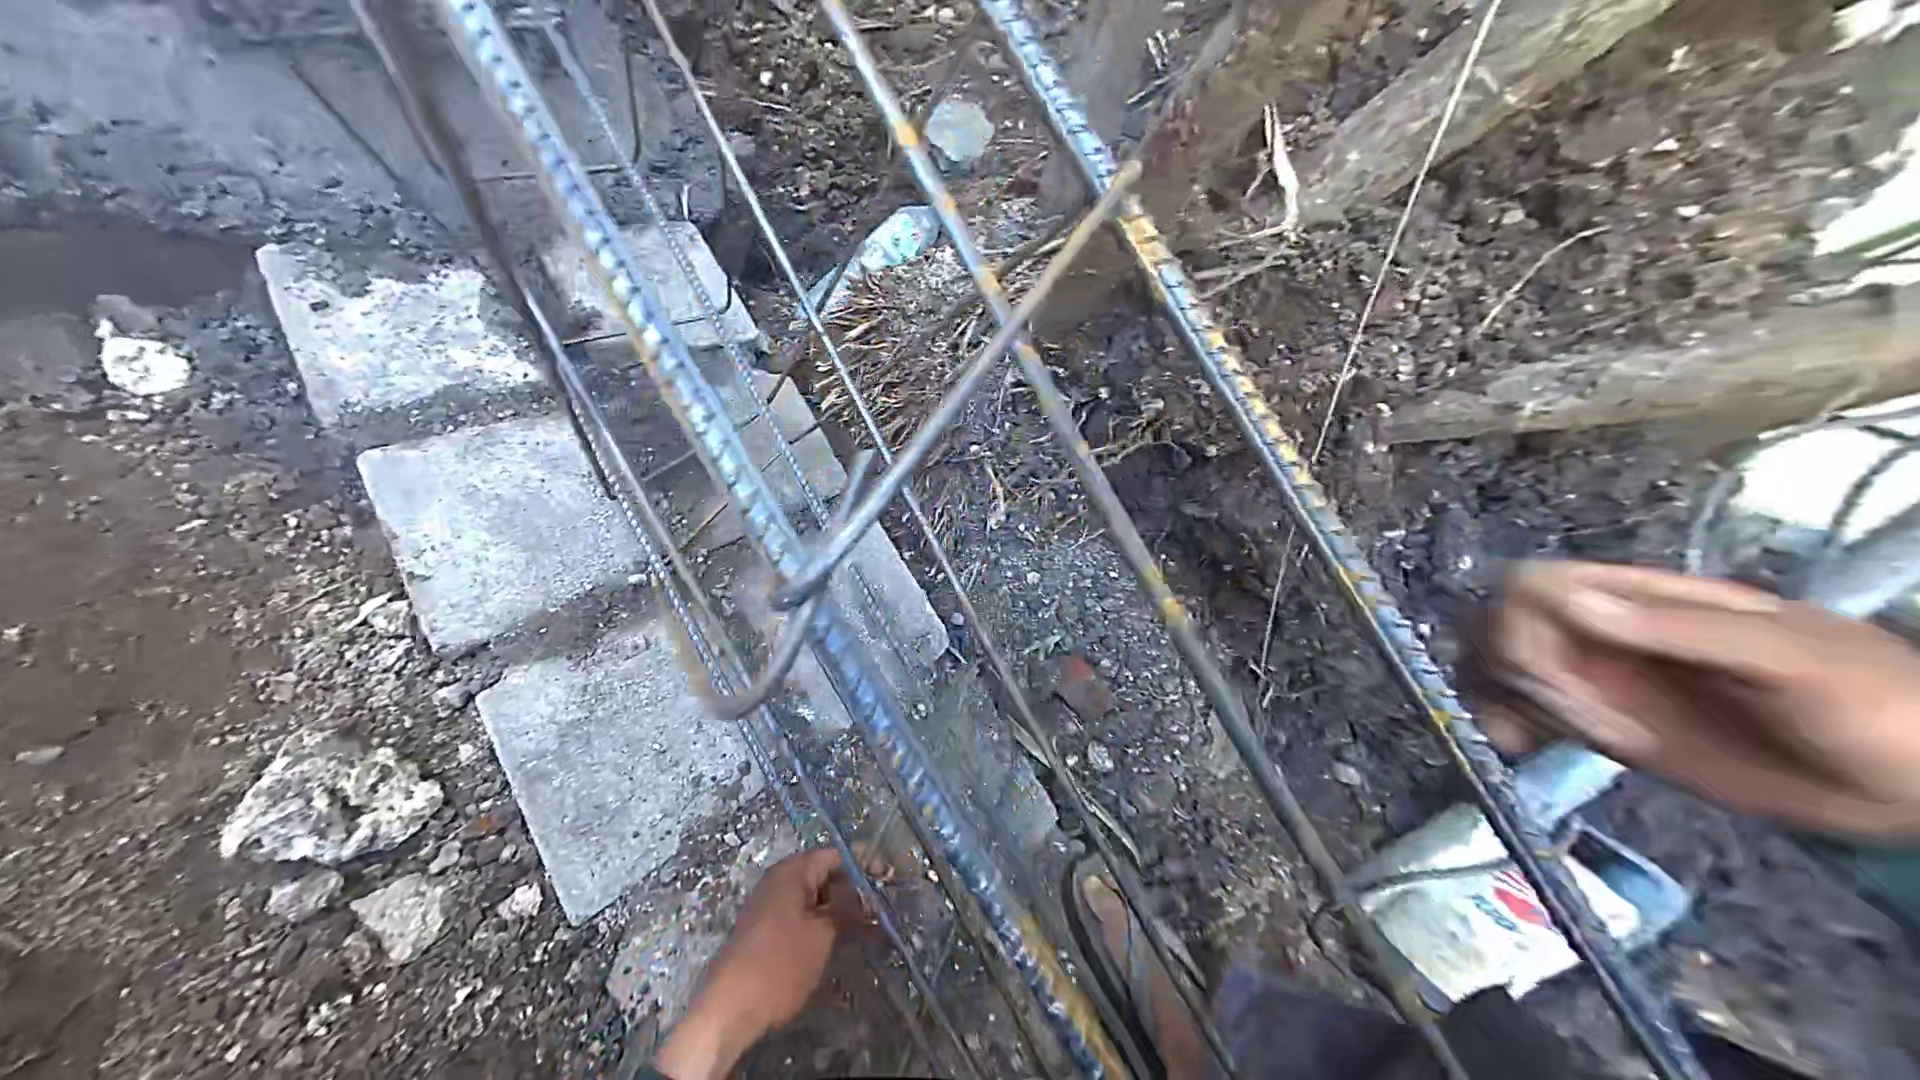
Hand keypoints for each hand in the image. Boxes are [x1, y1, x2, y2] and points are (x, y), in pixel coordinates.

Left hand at [655, 848, 869, 1079]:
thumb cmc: (778, 964)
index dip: (864, 866)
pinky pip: (803, 913)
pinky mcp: (768, 929)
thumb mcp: (822, 934)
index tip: (889, 879)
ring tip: (870, 921)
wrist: (729, 1010)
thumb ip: (847, 908)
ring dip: (839, 907)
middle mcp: (780, 880)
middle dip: (853, 888)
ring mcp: (772, 904)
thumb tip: (867, 895)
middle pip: (825, 874)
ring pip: (815, 896)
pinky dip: (823, 920)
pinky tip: (842, 936)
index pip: (836, 855)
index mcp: (792, 871)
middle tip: (883, 904)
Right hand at [1480, 560, 1919, 836]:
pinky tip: (1515, 743)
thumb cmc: (1870, 705)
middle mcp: (1594, 630)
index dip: (1521, 622)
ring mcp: (1587, 675)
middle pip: (1495, 621)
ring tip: (1568, 736)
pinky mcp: (1586, 721)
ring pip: (1492, 663)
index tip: (1558, 674)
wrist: (1910, 785)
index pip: (1531, 584)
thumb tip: (1570, 602)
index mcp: (1637, 598)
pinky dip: (1494, 719)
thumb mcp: (1792, 657)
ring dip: (1503, 696)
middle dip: (1512, 666)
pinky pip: (1511, 707)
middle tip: (1572, 716)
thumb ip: (1684, 628)